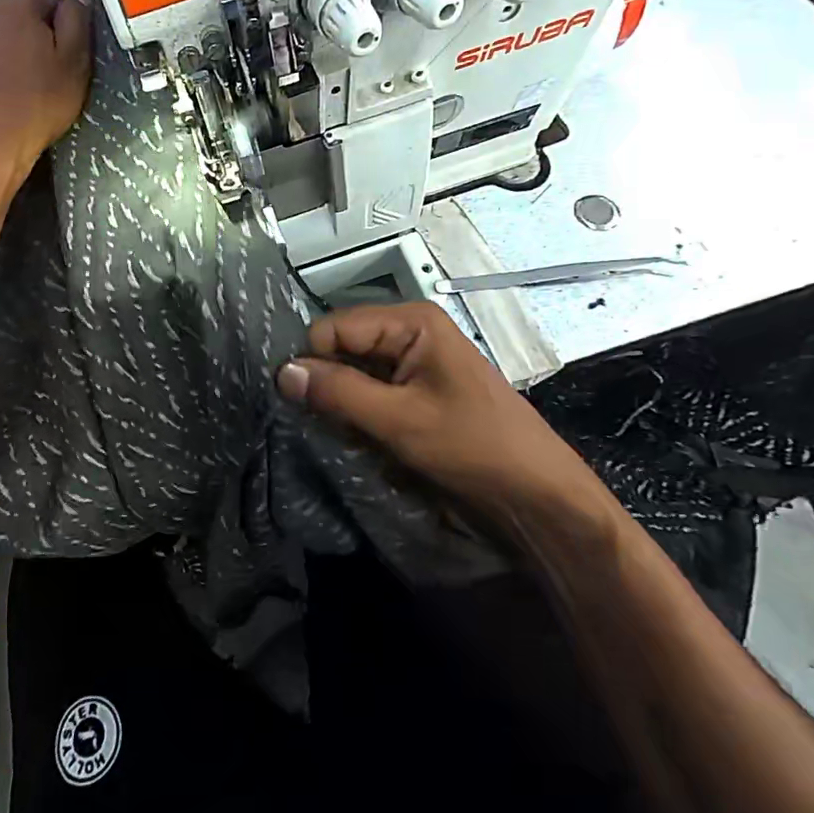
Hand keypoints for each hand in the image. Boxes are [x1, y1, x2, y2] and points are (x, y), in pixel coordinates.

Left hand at [0, 0, 93, 182]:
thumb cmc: (38, 103)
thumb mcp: (74, 63)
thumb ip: (77, 21)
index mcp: (13, 2)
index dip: (63, 28)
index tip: (67, 58)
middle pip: (17, 12)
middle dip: (34, 35)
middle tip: (48, 74)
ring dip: (9, 49)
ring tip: (23, 86)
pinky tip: (0, 93)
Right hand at [277, 302, 604, 518]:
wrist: (532, 490)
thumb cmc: (472, 447)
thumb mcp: (399, 420)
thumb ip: (338, 392)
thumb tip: (281, 372)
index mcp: (412, 322)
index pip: (333, 328)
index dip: (313, 363)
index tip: (301, 406)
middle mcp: (412, 333)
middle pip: (344, 350)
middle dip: (331, 388)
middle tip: (333, 427)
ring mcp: (417, 364)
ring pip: (357, 376)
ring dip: (348, 409)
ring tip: (358, 439)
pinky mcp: (420, 393)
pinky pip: (375, 396)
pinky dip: (366, 419)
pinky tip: (373, 443)